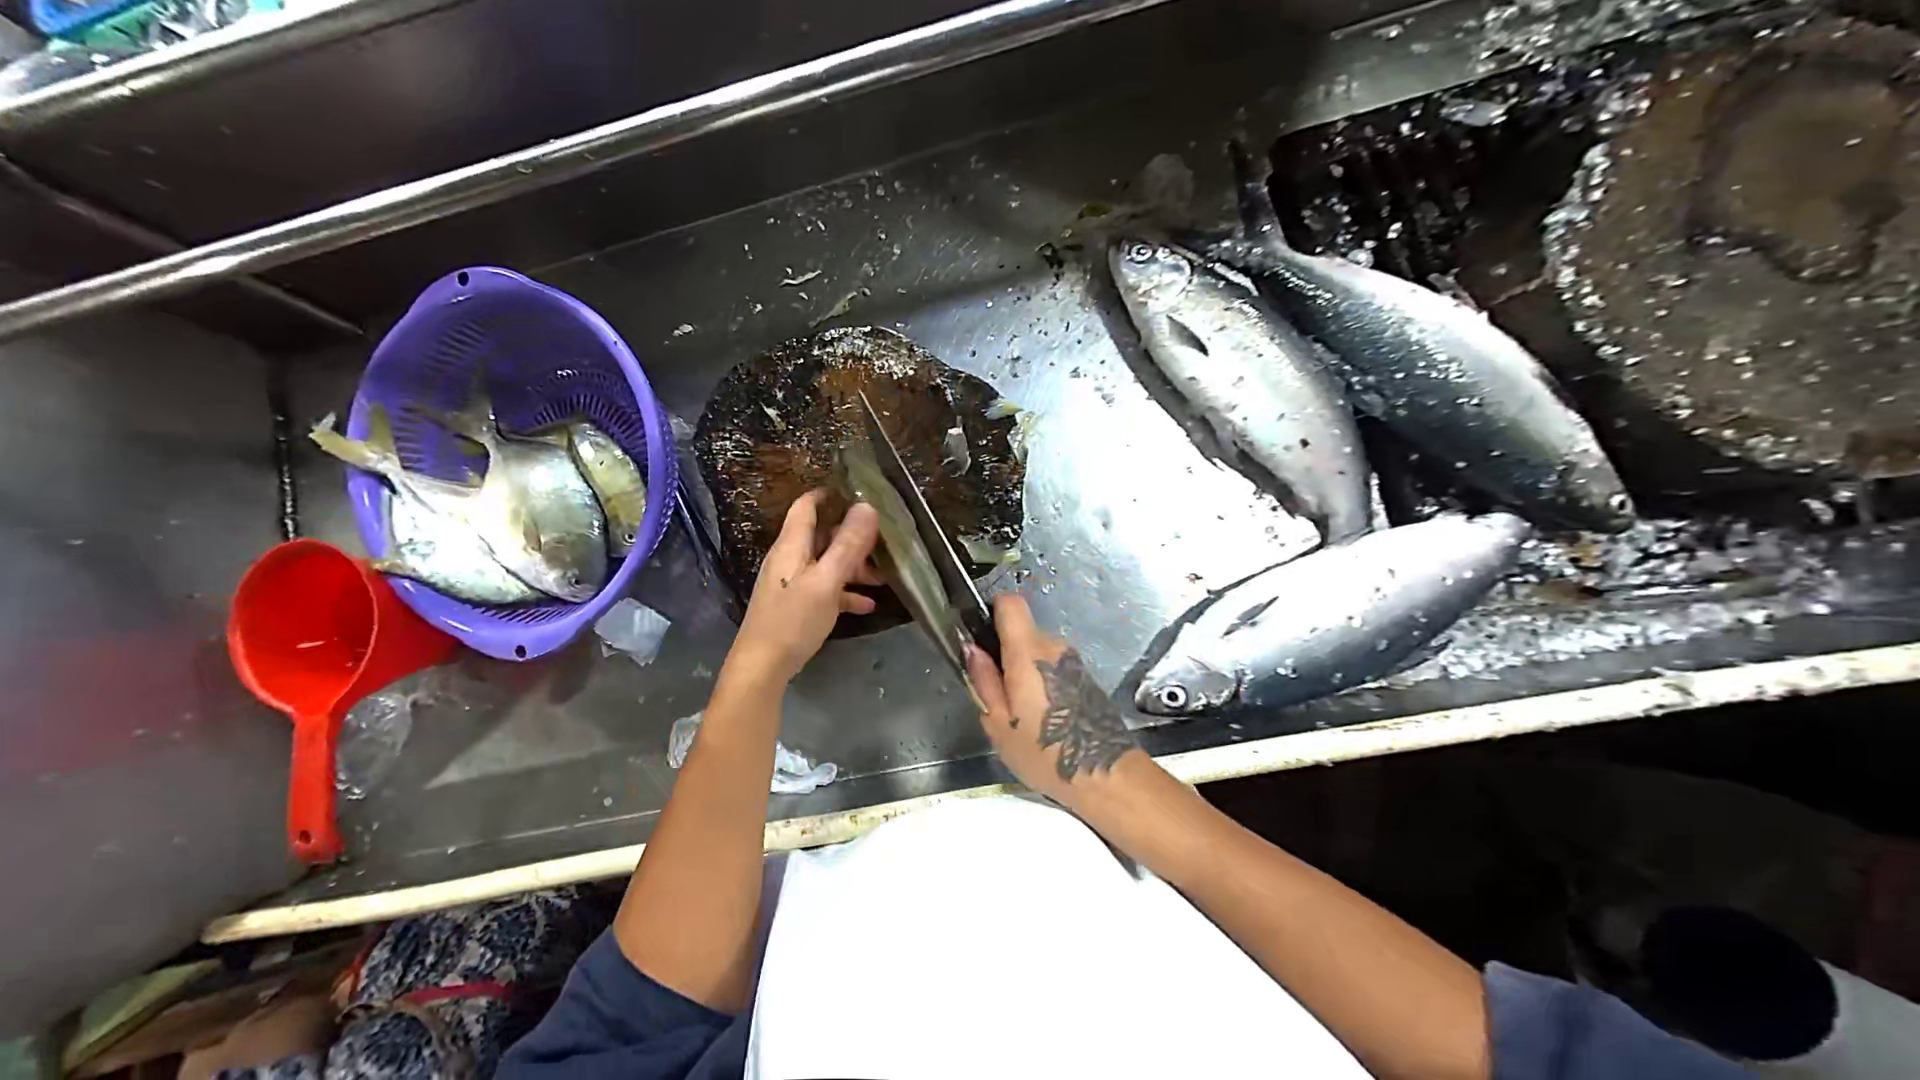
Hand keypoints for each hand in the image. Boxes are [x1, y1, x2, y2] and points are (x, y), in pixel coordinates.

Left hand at [727, 490, 880, 686]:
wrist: (762, 667)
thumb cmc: (793, 620)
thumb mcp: (826, 581)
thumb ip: (847, 545)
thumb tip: (866, 507)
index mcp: (792, 545)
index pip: (807, 506)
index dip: (829, 495)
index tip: (859, 492)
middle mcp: (789, 558)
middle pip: (822, 535)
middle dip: (852, 535)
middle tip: (884, 539)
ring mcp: (792, 582)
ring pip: (827, 563)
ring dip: (854, 566)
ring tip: (883, 575)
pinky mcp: (796, 604)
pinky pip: (824, 588)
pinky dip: (845, 592)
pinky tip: (867, 604)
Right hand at [965, 593, 1139, 808]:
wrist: (1106, 776)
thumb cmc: (1045, 753)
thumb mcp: (999, 724)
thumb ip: (983, 681)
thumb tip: (971, 649)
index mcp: (1029, 652)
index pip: (1010, 603)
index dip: (992, 612)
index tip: (981, 638)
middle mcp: (1055, 647)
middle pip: (1022, 632)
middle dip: (1006, 655)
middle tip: (999, 697)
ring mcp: (1074, 662)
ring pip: (1038, 653)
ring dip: (1026, 672)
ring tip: (1022, 714)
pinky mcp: (1086, 677)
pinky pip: (1054, 668)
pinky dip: (1043, 683)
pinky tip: (1043, 717)